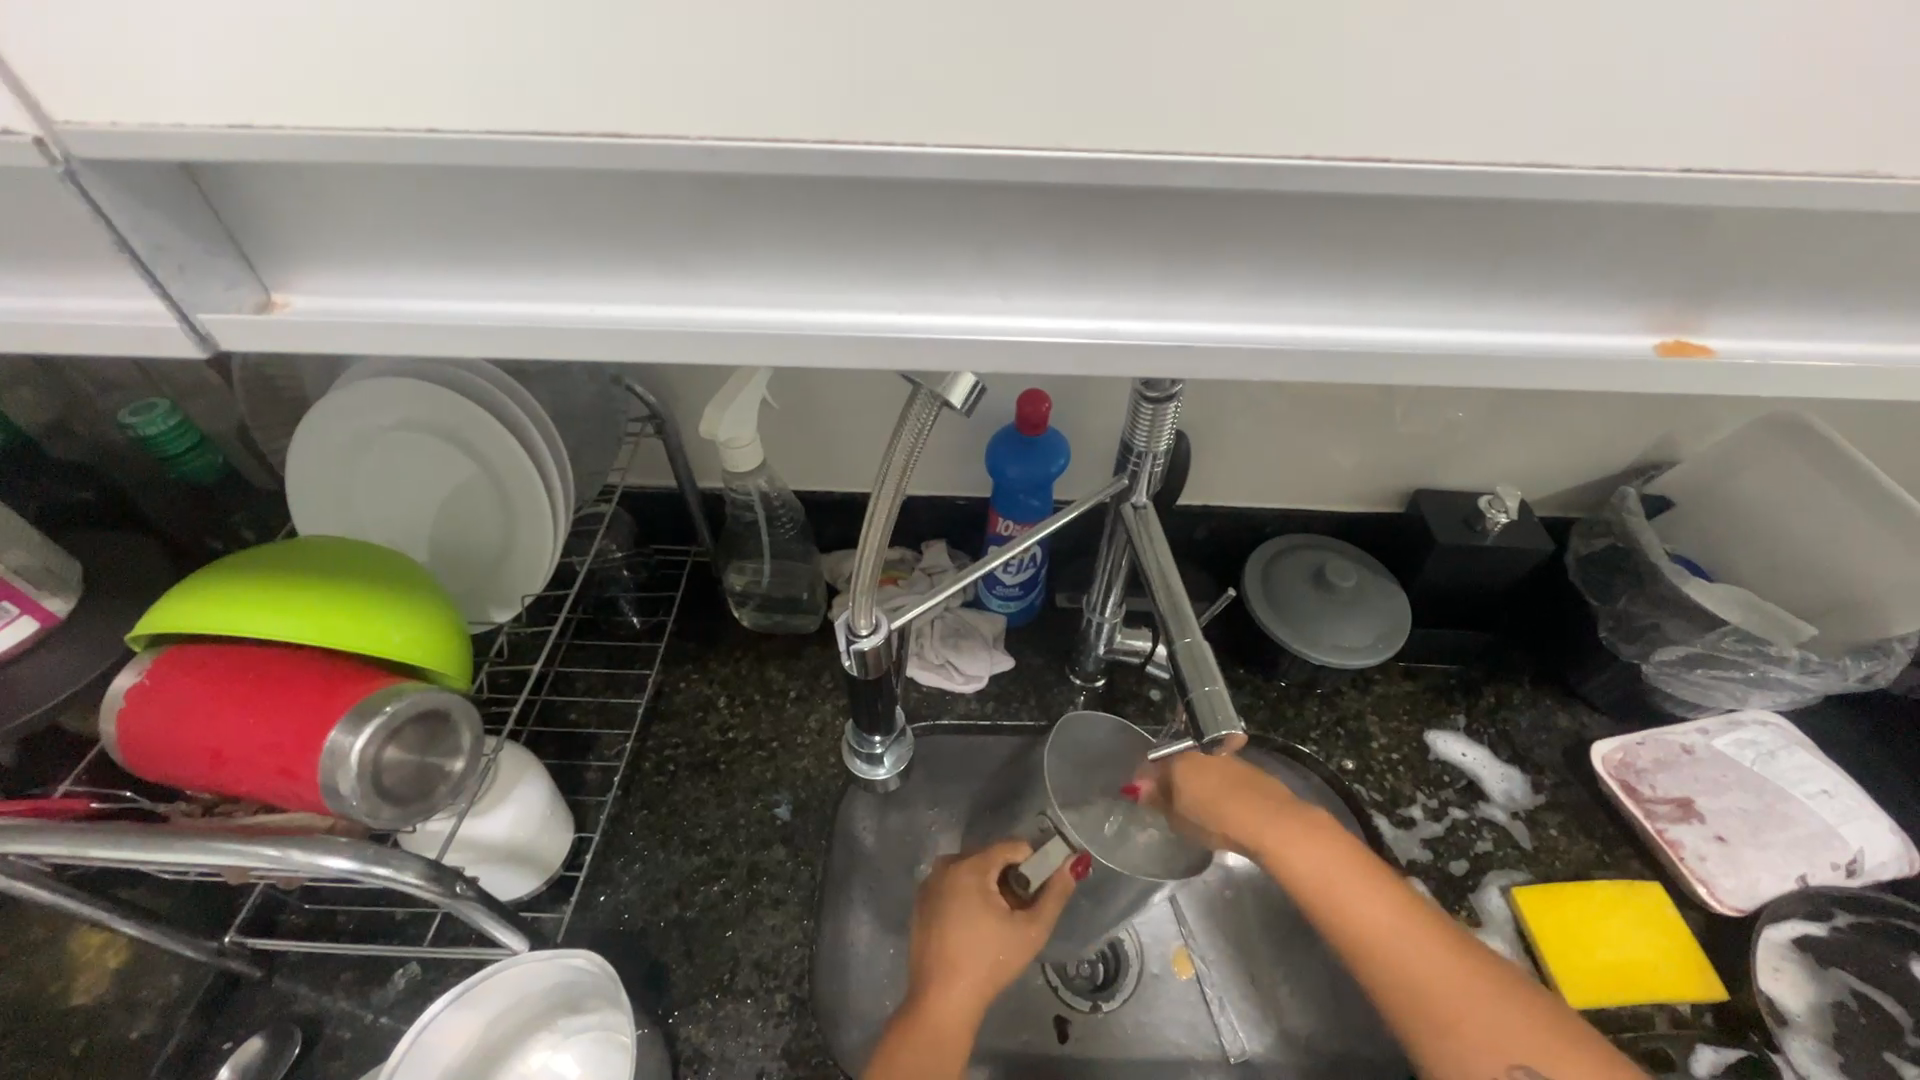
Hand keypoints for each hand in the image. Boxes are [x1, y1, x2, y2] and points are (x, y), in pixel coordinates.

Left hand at [905, 838, 1086, 1019]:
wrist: (942, 999)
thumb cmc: (990, 962)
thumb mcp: (1031, 929)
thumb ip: (1056, 893)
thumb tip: (1074, 863)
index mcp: (970, 866)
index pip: (1011, 846)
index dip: (1032, 864)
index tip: (1038, 892)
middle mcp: (946, 865)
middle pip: (990, 857)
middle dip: (1009, 877)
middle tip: (1018, 912)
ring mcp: (929, 883)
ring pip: (970, 870)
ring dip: (988, 885)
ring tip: (998, 921)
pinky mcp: (920, 902)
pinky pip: (952, 885)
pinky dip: (967, 895)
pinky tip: (974, 927)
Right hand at [1125, 750, 1303, 854]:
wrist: (1270, 821)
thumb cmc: (1215, 821)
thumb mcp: (1177, 819)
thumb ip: (1158, 801)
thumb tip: (1140, 789)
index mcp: (1177, 760)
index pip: (1152, 766)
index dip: (1145, 783)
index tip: (1144, 799)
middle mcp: (1199, 752)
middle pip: (1179, 763)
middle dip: (1173, 780)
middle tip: (1172, 804)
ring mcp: (1226, 758)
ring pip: (1203, 768)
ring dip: (1198, 783)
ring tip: (1200, 807)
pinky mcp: (1250, 769)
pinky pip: (1224, 776)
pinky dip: (1219, 787)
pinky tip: (1224, 806)